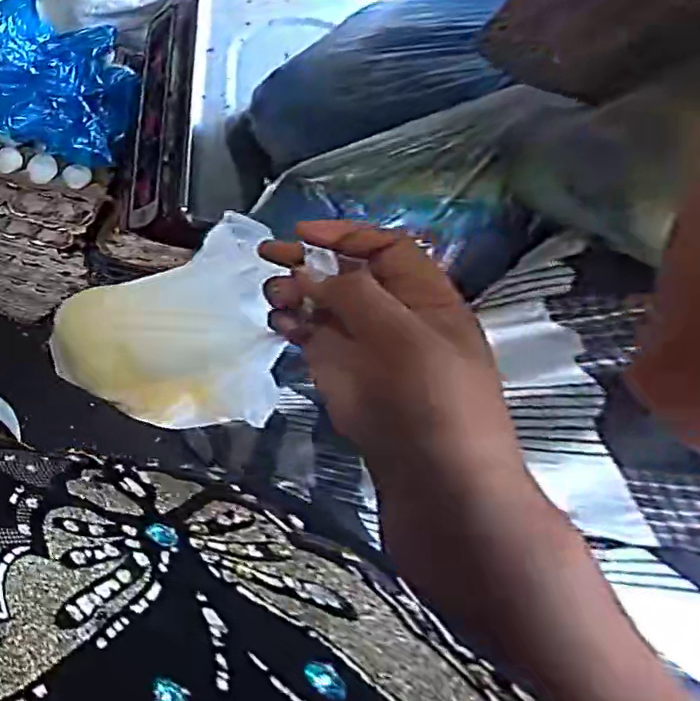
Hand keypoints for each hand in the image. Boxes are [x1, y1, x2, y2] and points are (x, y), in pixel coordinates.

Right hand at [260, 221, 520, 480]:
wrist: (430, 467)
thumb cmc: (433, 397)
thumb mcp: (406, 337)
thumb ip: (356, 296)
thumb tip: (307, 271)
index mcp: (422, 298)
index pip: (385, 249)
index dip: (346, 235)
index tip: (302, 233)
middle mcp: (387, 311)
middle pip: (342, 270)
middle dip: (306, 258)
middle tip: (267, 254)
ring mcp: (357, 337)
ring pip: (316, 298)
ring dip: (291, 290)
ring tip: (275, 298)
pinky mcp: (332, 362)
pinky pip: (303, 329)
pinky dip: (287, 321)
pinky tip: (279, 325)